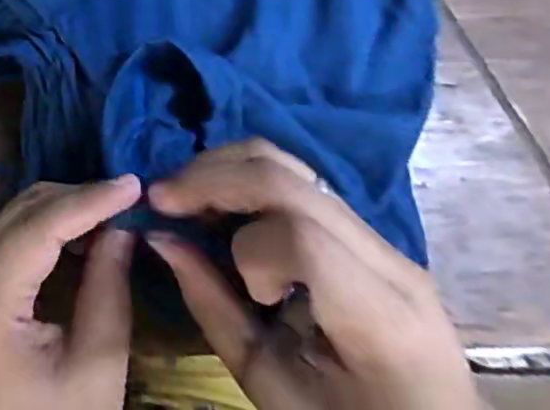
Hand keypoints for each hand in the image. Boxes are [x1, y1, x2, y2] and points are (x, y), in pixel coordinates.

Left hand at [0, 175, 141, 409]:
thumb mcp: (94, 367)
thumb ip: (108, 290)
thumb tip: (123, 227)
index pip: (46, 220)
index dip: (93, 198)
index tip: (136, 183)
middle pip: (33, 206)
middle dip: (84, 196)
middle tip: (135, 199)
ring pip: (27, 207)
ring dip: (72, 204)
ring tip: (120, 212)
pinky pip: (20, 223)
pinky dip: (57, 219)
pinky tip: (90, 231)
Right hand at [145, 140, 478, 409]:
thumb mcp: (273, 388)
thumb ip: (213, 308)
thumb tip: (160, 237)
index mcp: (378, 319)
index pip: (302, 237)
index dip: (246, 244)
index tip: (214, 267)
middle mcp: (389, 261)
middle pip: (288, 178)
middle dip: (212, 176)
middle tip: (162, 197)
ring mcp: (382, 238)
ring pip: (291, 162)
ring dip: (225, 166)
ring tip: (186, 193)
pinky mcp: (367, 230)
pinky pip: (299, 180)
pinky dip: (247, 176)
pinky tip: (222, 200)